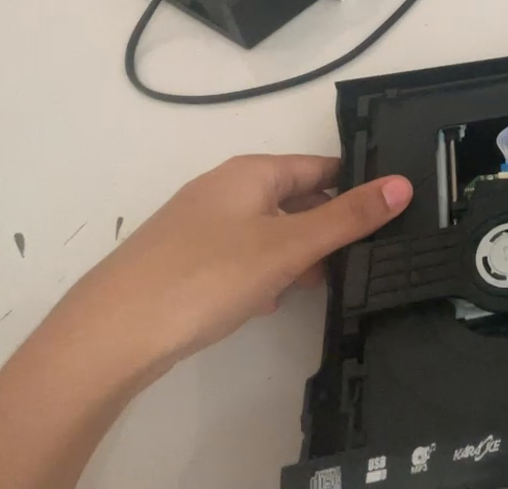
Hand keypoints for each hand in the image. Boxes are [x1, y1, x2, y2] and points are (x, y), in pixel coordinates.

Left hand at [52, 154, 412, 378]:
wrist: (104, 340)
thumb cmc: (205, 277)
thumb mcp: (289, 246)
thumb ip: (348, 216)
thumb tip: (403, 184)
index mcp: (252, 172)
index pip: (322, 167)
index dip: (356, 187)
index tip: (387, 214)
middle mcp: (225, 189)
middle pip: (296, 198)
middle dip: (327, 227)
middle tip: (359, 258)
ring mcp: (199, 226)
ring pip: (269, 230)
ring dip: (297, 254)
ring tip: (318, 286)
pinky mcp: (182, 262)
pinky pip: (241, 256)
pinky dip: (263, 273)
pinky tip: (269, 303)